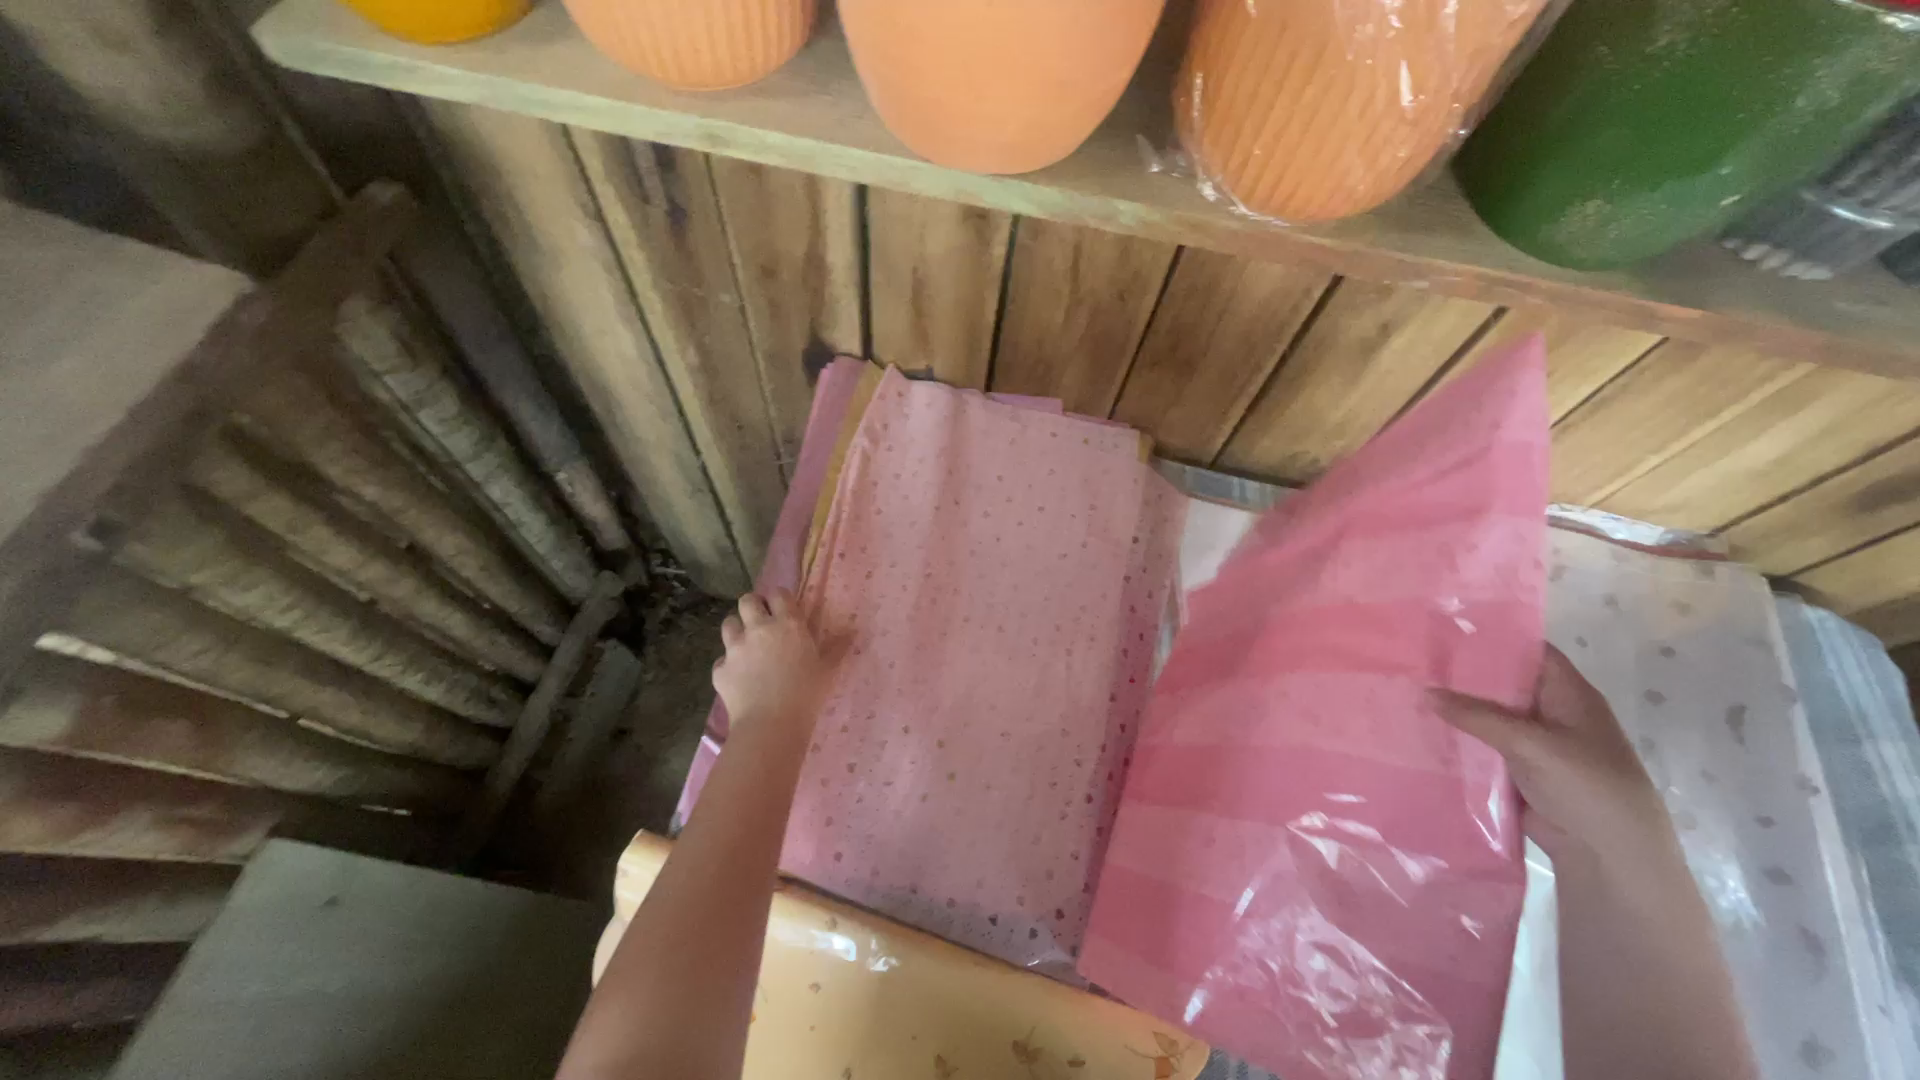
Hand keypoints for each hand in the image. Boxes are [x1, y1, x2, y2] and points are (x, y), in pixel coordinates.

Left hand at [712, 589, 831, 730]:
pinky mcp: (720, 668)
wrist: (772, 725)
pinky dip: (729, 665)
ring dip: (737, 630)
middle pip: (747, 601)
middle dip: (752, 606)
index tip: (782, 609)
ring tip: (746, 646)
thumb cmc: (807, 695)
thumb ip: (837, 648)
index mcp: (788, 624)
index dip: (778, 599)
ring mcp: (736, 648)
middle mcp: (759, 629)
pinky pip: (722, 659)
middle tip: (761, 622)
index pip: (778, 593)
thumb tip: (852, 633)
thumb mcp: (828, 670)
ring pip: (729, 624)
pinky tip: (739, 678)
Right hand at [1433, 645, 1676, 871]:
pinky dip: (1457, 740)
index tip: (1447, 627)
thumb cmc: (1585, 785)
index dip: (1494, 637)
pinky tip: (1421, 730)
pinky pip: (1481, 747)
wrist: (1606, 853)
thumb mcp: (1530, 742)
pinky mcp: (1516, 771)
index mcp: (1569, 694)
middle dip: (1464, 673)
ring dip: (1456, 709)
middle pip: (1503, 683)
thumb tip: (1424, 691)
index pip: (1530, 651)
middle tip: (1415, 658)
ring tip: (1406, 689)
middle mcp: (1550, 713)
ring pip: (1488, 717)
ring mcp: (1533, 744)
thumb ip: (1477, 716)